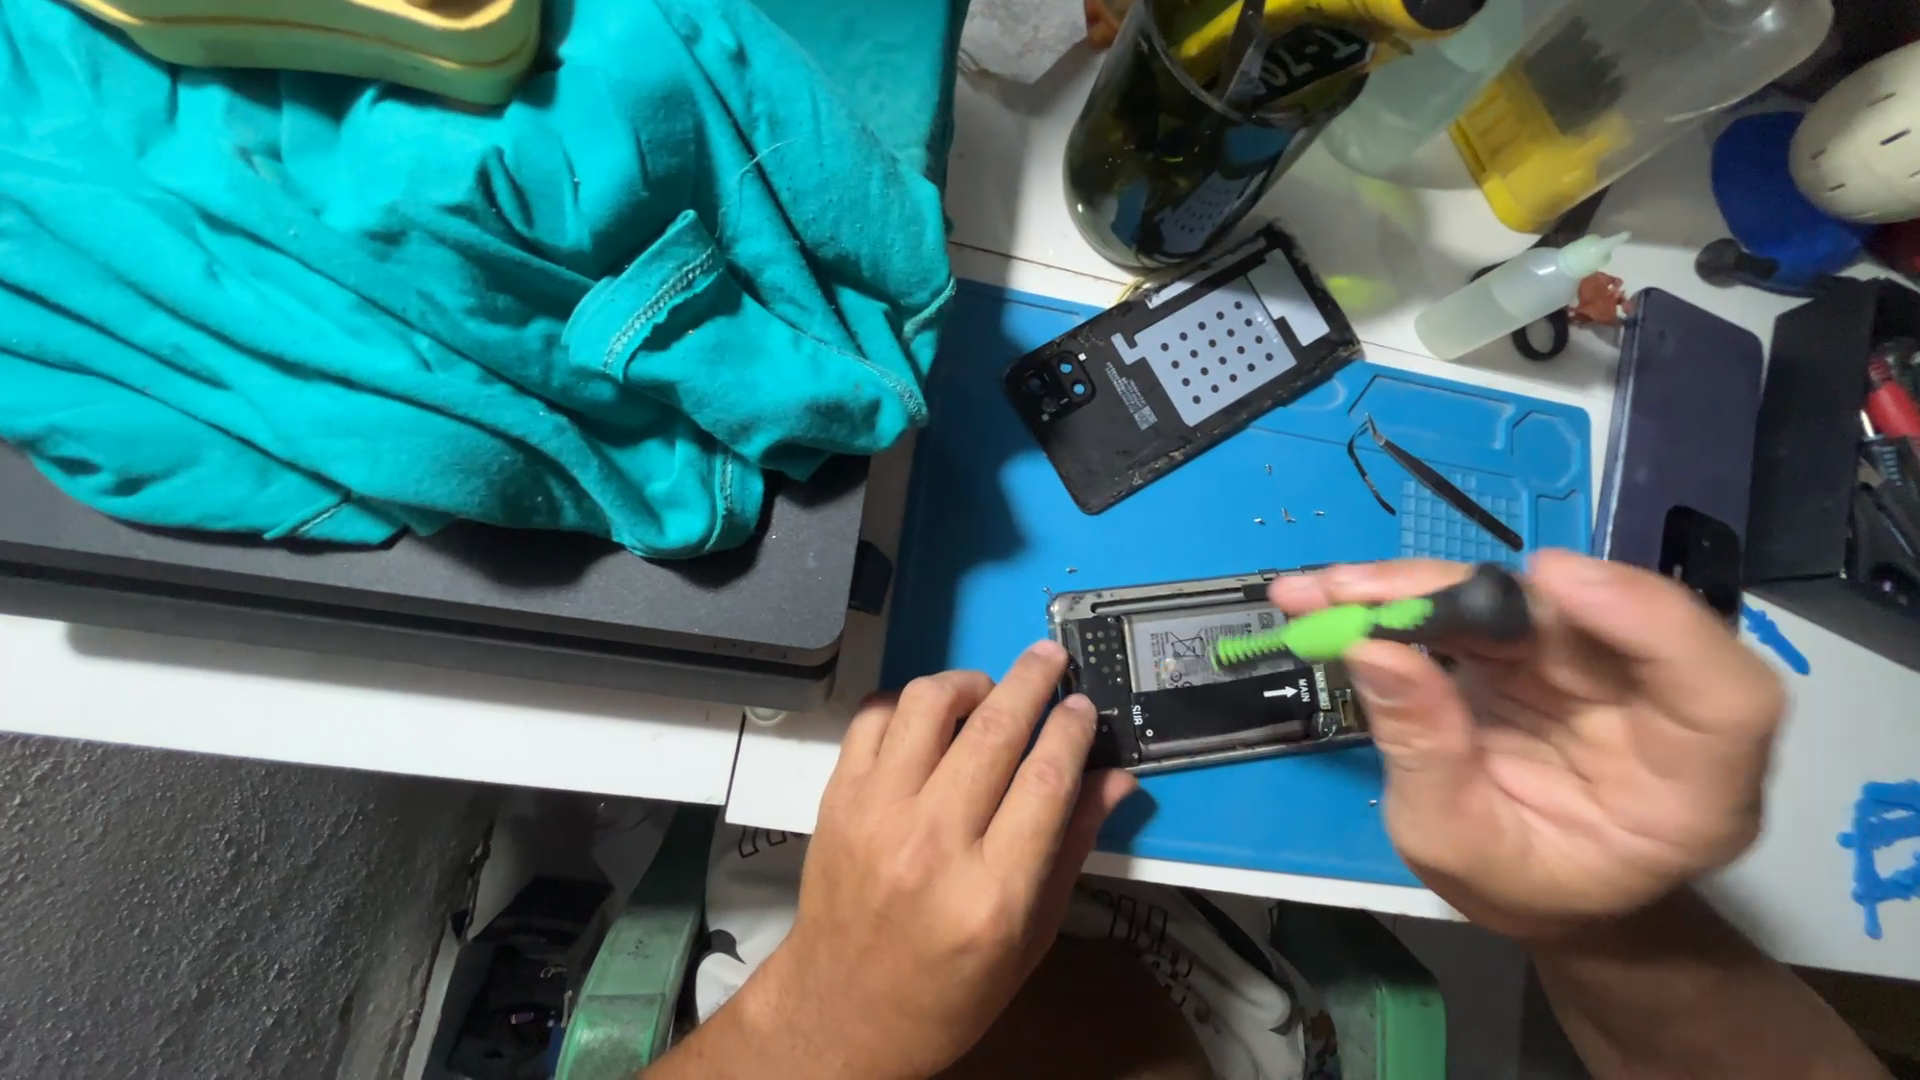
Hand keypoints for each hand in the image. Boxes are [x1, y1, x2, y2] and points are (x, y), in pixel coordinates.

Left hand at [740, 642, 1138, 1079]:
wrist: (843, 1012)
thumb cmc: (951, 989)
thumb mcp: (1030, 935)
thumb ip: (1073, 846)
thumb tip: (1117, 777)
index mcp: (993, 892)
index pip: (1047, 780)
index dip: (1073, 730)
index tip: (1084, 705)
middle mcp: (933, 842)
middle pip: (993, 730)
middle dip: (1032, 680)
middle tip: (1051, 657)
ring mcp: (876, 813)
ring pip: (926, 705)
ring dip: (967, 682)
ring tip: (987, 689)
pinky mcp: (837, 799)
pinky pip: (872, 718)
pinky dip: (905, 702)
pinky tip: (929, 716)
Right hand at [1269, 550, 1784, 940]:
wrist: (1529, 888)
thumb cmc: (1518, 884)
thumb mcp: (1454, 839)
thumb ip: (1423, 750)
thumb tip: (1371, 648)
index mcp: (1684, 786)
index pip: (1716, 690)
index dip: (1645, 619)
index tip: (1547, 576)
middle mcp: (1647, 706)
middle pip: (1575, 621)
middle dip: (1454, 592)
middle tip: (1350, 590)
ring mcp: (1586, 671)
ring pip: (1507, 601)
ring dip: (1405, 589)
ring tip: (1317, 592)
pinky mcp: (1530, 653)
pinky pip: (1467, 610)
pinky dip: (1398, 602)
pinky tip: (1336, 599)